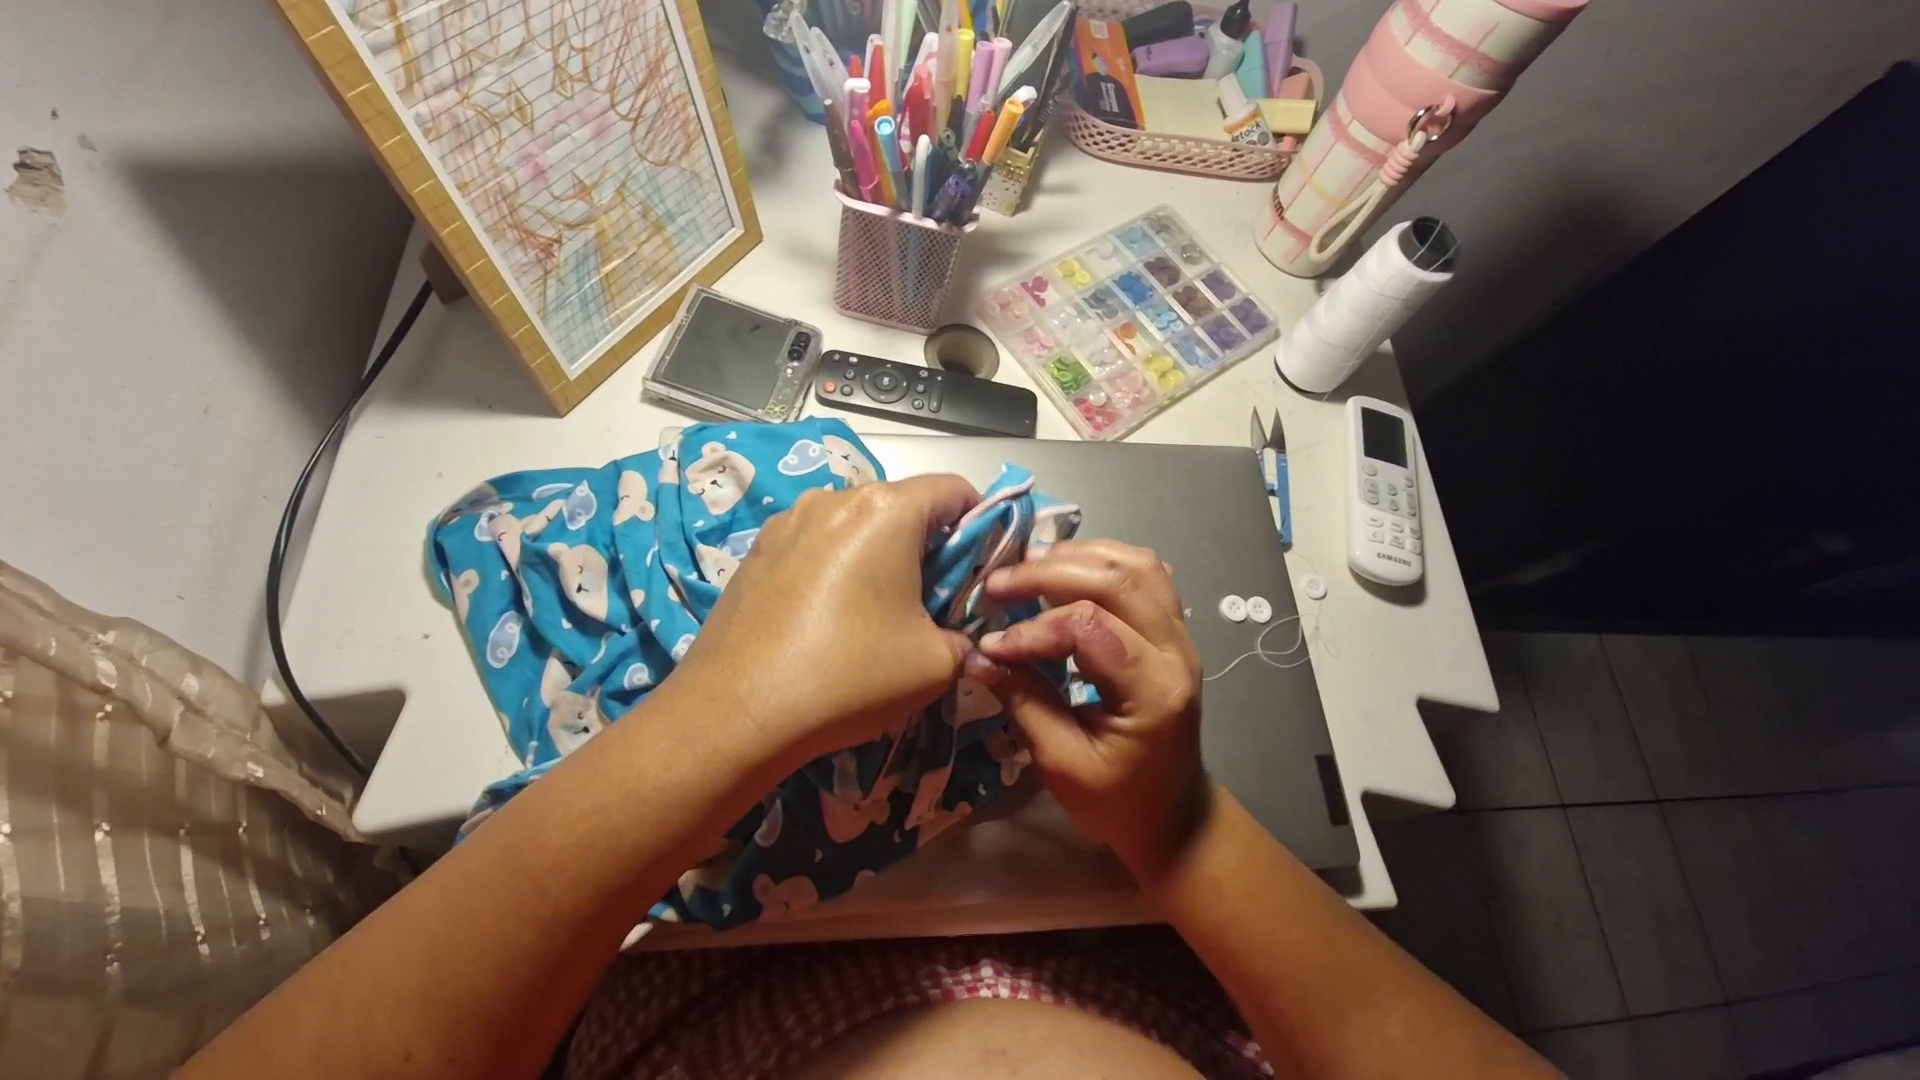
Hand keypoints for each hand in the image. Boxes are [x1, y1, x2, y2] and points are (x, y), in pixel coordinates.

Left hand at [670, 474, 980, 764]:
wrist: (736, 713)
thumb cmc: (848, 676)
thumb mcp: (936, 664)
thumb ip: (965, 635)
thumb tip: (961, 635)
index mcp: (885, 510)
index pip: (955, 489)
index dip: (983, 523)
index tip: (983, 568)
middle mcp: (834, 499)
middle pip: (903, 505)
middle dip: (929, 544)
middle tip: (935, 600)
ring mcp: (788, 522)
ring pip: (856, 524)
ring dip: (881, 556)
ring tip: (877, 613)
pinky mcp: (757, 551)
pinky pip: (817, 545)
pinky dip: (838, 568)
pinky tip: (830, 619)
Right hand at [966, 539, 1209, 883]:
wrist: (1173, 815)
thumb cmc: (1118, 801)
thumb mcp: (1061, 764)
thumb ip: (1024, 702)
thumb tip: (978, 655)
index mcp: (1153, 691)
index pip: (1089, 629)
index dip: (1032, 631)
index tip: (990, 646)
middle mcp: (1176, 651)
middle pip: (1118, 579)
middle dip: (1049, 573)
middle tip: (998, 584)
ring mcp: (1181, 636)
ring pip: (1138, 564)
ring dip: (1080, 556)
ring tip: (1030, 566)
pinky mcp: (1174, 631)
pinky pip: (1148, 574)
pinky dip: (1105, 561)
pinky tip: (1070, 570)